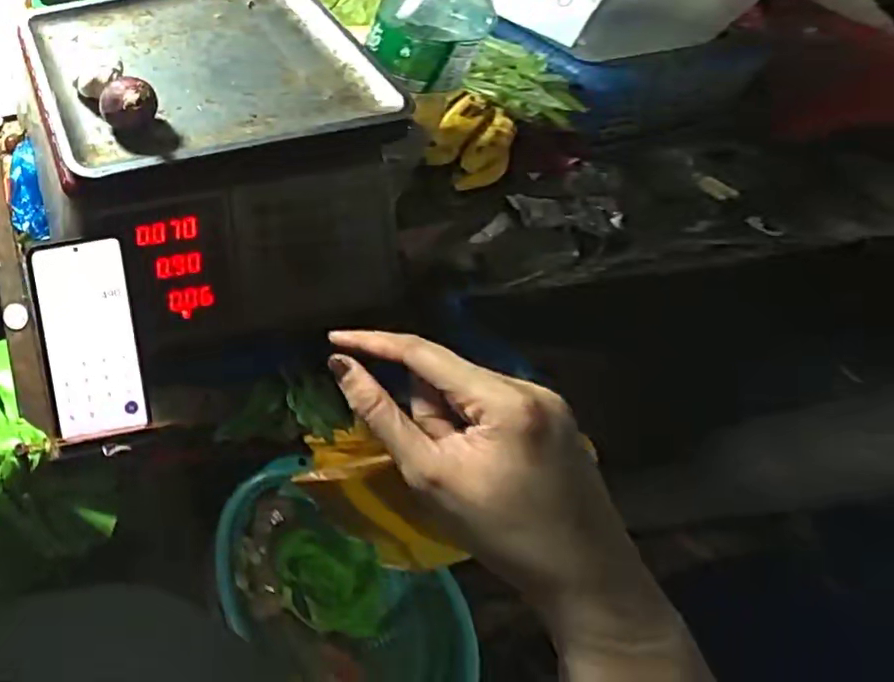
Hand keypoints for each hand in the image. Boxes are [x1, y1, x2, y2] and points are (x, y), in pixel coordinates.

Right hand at [328, 331, 708, 676]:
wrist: (593, 587)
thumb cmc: (502, 531)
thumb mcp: (427, 472)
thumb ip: (379, 411)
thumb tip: (340, 363)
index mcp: (504, 399)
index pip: (421, 352)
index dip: (371, 341)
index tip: (331, 337)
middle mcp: (530, 388)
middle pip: (442, 373)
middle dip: (421, 405)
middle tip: (431, 457)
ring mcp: (546, 403)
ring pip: (460, 388)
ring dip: (443, 417)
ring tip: (460, 467)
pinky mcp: (551, 420)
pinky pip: (482, 401)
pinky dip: (463, 422)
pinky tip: (476, 462)